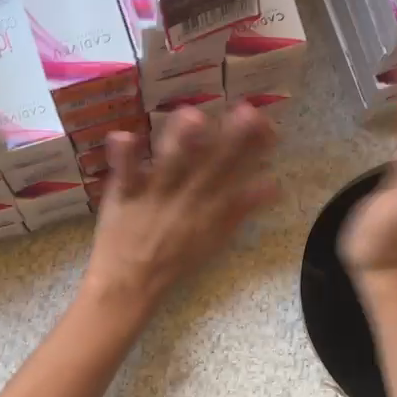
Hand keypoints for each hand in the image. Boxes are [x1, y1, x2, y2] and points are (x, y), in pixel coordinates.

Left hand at [83, 103, 278, 311]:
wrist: (129, 285)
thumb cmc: (173, 260)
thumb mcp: (215, 238)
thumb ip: (242, 209)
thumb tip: (273, 185)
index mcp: (209, 209)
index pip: (236, 173)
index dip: (253, 149)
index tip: (269, 126)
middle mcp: (186, 198)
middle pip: (211, 165)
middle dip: (230, 140)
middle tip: (248, 112)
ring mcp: (154, 195)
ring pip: (171, 166)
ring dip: (182, 143)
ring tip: (193, 116)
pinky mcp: (123, 196)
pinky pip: (124, 175)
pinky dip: (124, 157)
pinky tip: (123, 135)